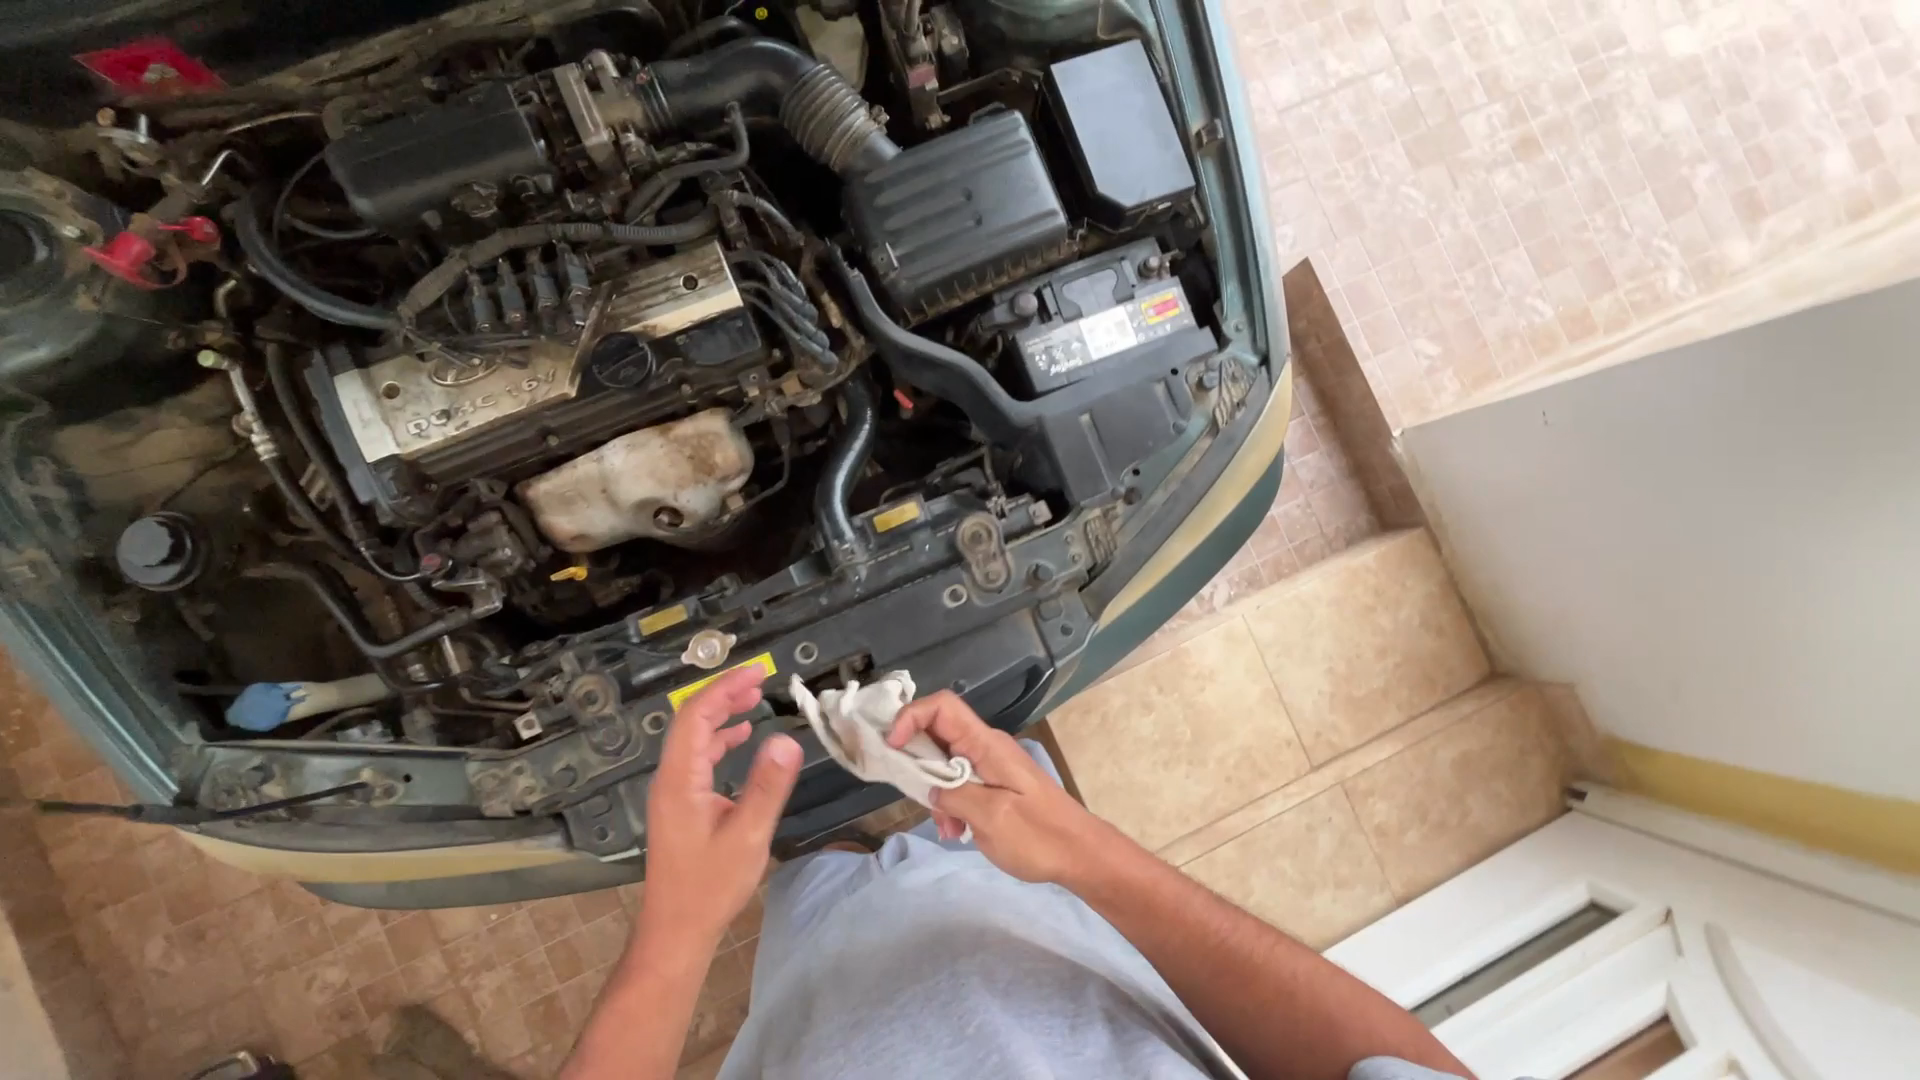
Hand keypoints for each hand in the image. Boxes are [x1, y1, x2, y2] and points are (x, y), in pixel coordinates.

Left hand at [641, 667, 801, 941]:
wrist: (675, 931)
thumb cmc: (710, 886)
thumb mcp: (748, 836)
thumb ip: (768, 786)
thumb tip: (788, 739)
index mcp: (680, 779)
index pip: (696, 716)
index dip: (724, 688)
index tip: (756, 672)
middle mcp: (670, 778)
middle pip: (691, 721)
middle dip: (724, 695)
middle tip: (760, 680)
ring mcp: (672, 792)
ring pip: (693, 737)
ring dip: (722, 714)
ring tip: (753, 699)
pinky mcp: (679, 805)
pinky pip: (696, 757)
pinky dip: (719, 738)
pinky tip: (740, 738)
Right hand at [887, 691, 1121, 886]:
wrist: (1081, 855)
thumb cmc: (1039, 835)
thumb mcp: (992, 817)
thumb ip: (955, 795)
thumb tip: (929, 785)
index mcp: (986, 744)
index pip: (942, 706)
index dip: (911, 717)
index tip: (892, 746)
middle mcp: (985, 747)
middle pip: (937, 733)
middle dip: (917, 762)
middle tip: (916, 795)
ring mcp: (990, 766)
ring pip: (944, 762)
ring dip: (935, 790)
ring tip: (948, 826)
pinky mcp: (993, 785)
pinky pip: (959, 783)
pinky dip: (950, 803)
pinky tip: (957, 830)